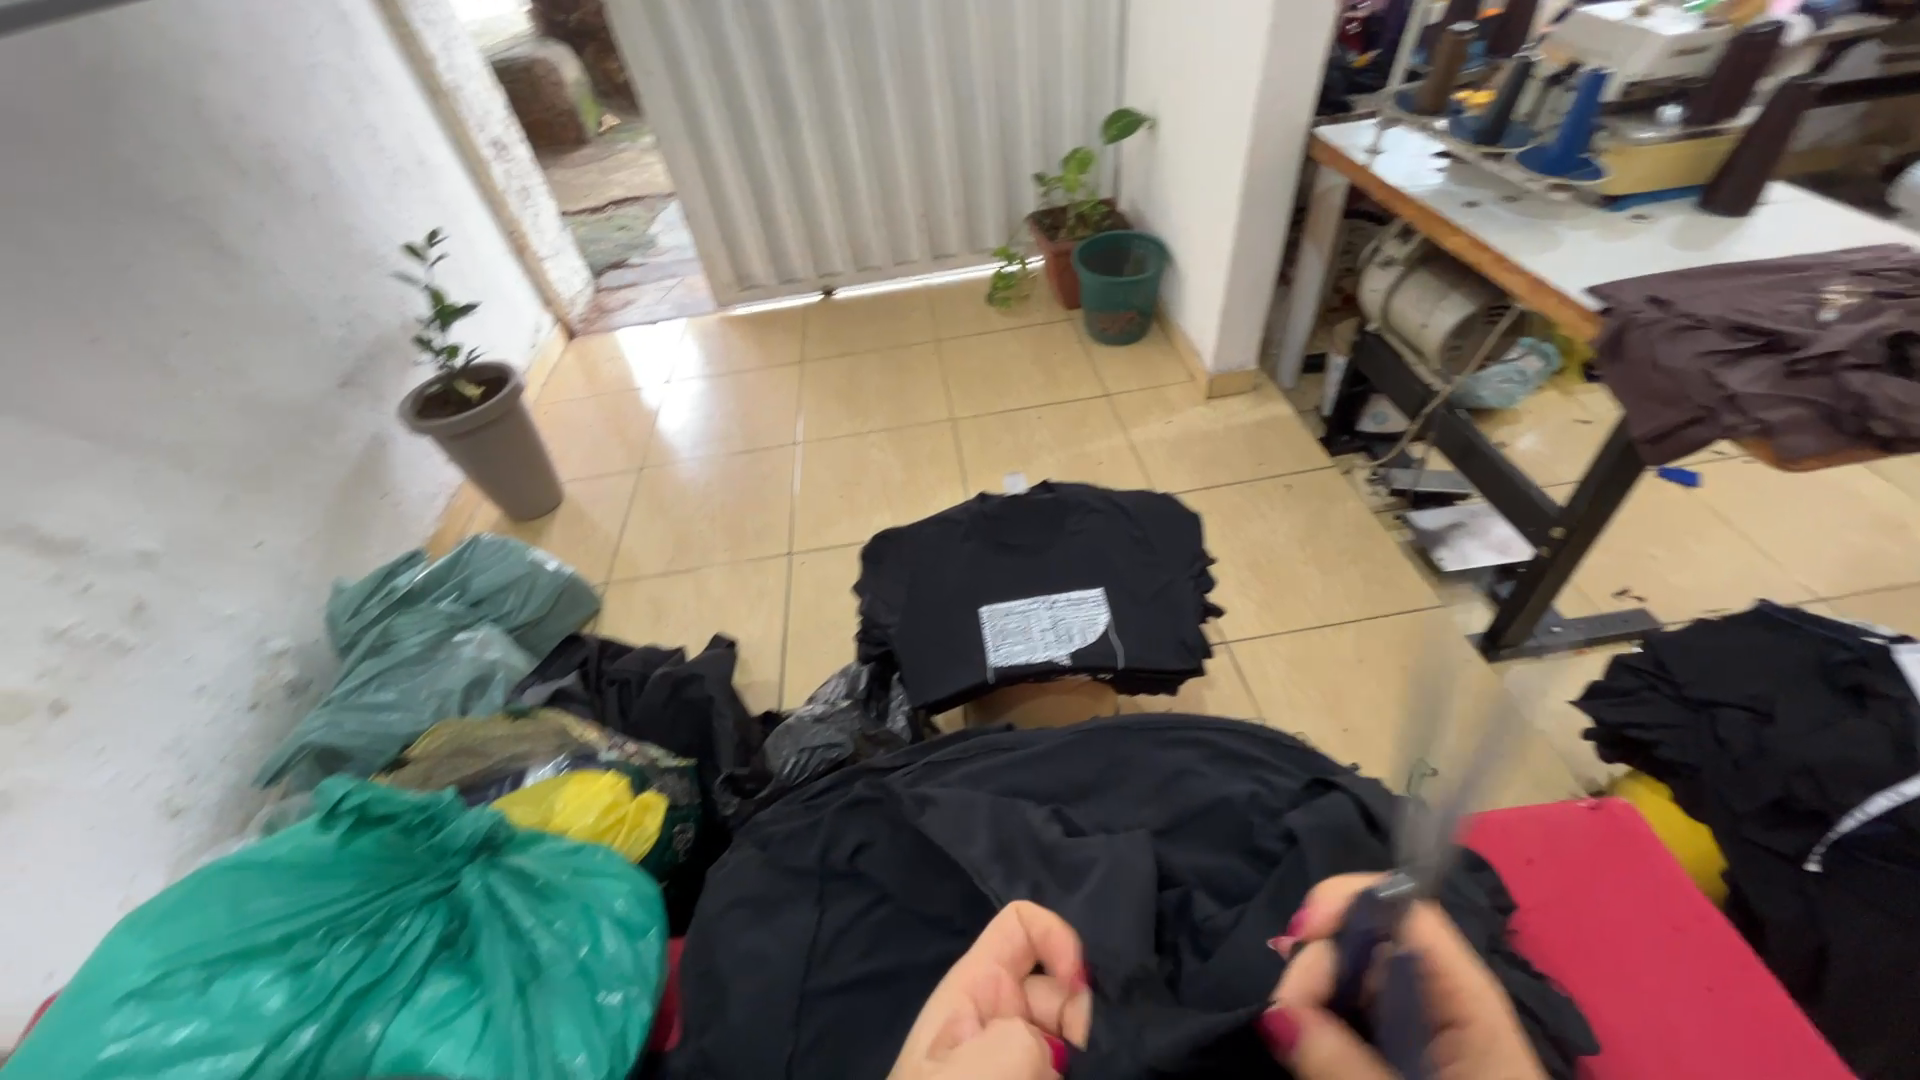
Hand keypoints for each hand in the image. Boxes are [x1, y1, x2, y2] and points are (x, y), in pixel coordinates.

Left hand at [888, 901, 1094, 1079]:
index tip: (1080, 986)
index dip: (1058, 938)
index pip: (1022, 926)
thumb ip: (1014, 1045)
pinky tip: (1102, 1075)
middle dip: (1087, 1014)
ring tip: (1093, 1073)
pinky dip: (1096, 1070)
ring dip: (1097, 1050)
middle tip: (1087, 1059)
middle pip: (1064, 986)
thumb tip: (1057, 1057)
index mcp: (977, 988)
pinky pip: (1079, 1069)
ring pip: (1079, 1036)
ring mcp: (1025, 1060)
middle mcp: (1005, 1017)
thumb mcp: (962, 1076)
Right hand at [1259, 874, 1548, 1079]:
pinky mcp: (1400, 1038)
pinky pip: (1351, 997)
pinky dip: (1318, 1002)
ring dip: (1310, 981)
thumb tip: (1276, 1016)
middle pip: (1363, 932)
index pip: (1402, 908)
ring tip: (1288, 1022)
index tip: (1298, 937)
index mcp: (1463, 993)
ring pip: (1350, 963)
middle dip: (1315, 958)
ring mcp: (1418, 1012)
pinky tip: (1299, 1024)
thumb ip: (1346, 1066)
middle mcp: (1438, 988)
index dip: (1344, 903)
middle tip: (1285, 1014)